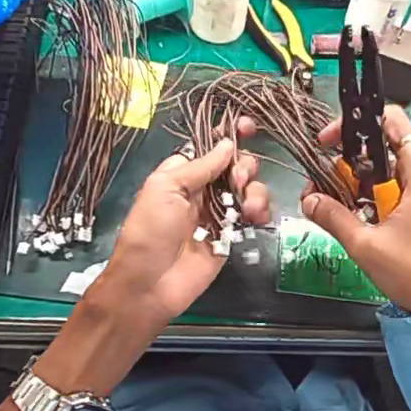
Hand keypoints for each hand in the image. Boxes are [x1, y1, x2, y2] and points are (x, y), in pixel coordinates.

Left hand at [37, 127, 269, 397]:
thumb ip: (199, 166)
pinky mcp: (230, 235)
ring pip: (249, 188)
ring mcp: (218, 212)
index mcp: (181, 173)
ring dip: (255, 190)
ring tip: (248, 207)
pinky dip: (260, 211)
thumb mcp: (165, 188)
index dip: (229, 136)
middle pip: (235, 165)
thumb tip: (227, 144)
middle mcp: (201, 189)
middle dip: (244, 166)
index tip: (249, 127)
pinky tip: (255, 217)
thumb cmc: (149, 231)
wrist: (151, 283)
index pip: (210, 147)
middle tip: (238, 180)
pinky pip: (253, 215)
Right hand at [303, 104, 410, 313]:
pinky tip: (342, 213)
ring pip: (374, 170)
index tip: (328, 143)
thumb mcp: (365, 243)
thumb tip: (308, 199)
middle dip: (342, 161)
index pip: (389, 120)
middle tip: (319, 183)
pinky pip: (379, 189)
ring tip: (325, 202)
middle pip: (375, 146)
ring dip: (347, 182)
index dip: (355, 124)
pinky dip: (358, 196)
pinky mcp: (410, 206)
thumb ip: (333, 216)